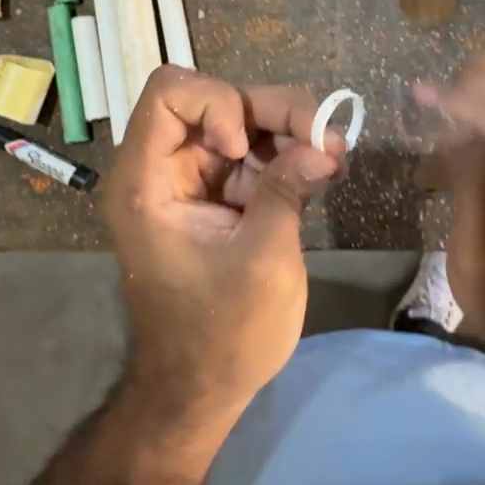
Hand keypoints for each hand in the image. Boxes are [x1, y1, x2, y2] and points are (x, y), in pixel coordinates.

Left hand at [103, 65, 343, 416]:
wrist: (202, 390)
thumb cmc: (220, 335)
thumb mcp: (262, 262)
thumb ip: (286, 192)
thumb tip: (325, 143)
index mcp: (147, 181)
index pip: (170, 94)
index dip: (217, 103)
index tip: (245, 148)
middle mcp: (166, 168)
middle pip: (218, 101)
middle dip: (276, 112)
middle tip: (329, 140)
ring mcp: (197, 178)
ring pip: (246, 119)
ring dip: (293, 130)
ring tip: (336, 156)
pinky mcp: (224, 193)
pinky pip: (258, 151)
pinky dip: (291, 154)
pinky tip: (325, 170)